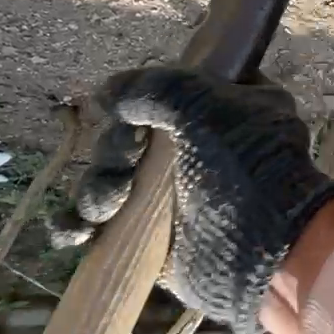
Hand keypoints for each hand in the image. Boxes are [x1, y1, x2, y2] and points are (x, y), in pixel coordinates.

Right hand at [51, 68, 333, 333]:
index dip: (147, 97)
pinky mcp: (153, 231)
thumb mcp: (209, 108)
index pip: (177, 88)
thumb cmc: (243, 164)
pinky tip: (78, 231)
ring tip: (108, 205)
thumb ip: (162, 89)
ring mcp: (179, 187)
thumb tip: (112, 88)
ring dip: (97, 187)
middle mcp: (207, 142)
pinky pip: (100, 221)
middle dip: (116, 149)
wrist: (256, 244)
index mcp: (235, 104)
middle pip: (135, 133)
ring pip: (114, 175)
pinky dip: (79, 224)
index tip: (131, 110)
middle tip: (124, 163)